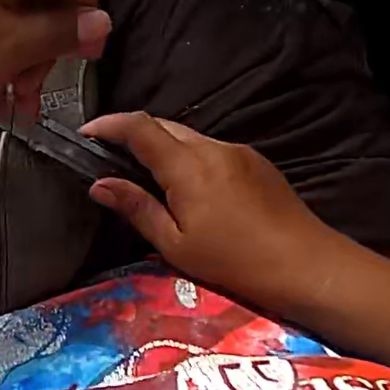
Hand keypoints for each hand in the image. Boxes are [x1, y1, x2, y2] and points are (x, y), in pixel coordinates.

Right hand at [83, 113, 380, 312]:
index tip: (85, 132)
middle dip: (130, 133)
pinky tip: (183, 184)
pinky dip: (185, 154)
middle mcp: (213, 148)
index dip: (108, 124)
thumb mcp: (175, 244)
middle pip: (163, 125)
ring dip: (159, 144)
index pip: (140, 128)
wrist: (305, 265)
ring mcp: (238, 151)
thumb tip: (99, 185)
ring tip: (141, 172)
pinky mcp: (254, 161)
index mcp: (189, 167)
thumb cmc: (233, 262)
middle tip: (106, 154)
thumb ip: (136, 208)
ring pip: (187, 135)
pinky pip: (209, 147)